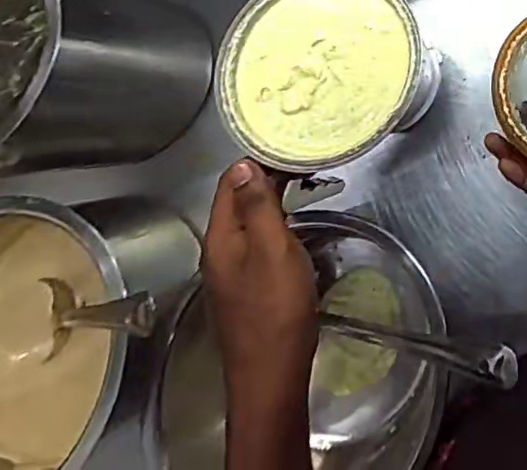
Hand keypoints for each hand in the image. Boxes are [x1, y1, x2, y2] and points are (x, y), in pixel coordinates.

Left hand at [203, 159, 318, 409]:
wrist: (272, 379)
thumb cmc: (275, 310)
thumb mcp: (272, 249)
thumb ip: (257, 206)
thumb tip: (244, 164)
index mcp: (221, 237)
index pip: (231, 181)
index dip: (257, 160)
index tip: (288, 146)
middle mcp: (220, 250)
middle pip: (239, 200)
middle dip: (268, 178)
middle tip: (304, 163)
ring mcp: (233, 271)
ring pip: (251, 221)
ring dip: (274, 201)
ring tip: (305, 186)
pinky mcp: (248, 286)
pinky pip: (258, 241)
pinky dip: (276, 224)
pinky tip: (296, 225)